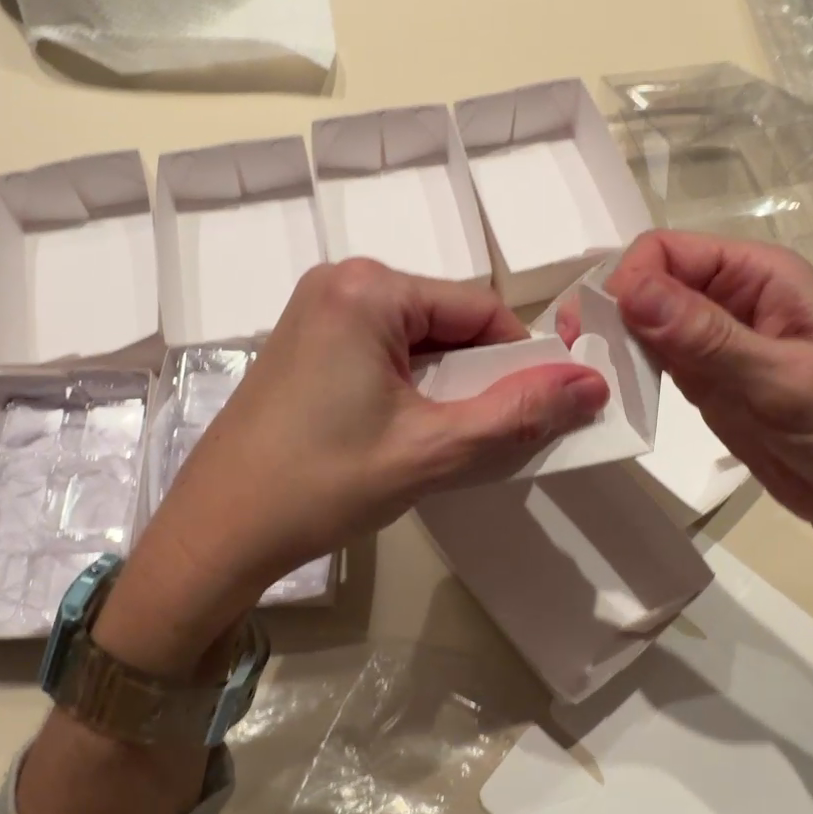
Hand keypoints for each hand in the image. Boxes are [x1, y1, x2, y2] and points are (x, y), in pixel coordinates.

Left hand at [103, 259, 608, 674]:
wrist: (218, 532)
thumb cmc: (323, 484)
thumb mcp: (432, 451)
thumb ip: (517, 414)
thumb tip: (594, 383)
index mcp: (369, 288)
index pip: (480, 309)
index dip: (519, 360)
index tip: (536, 414)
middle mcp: (340, 281)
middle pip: (446, 321)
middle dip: (476, 377)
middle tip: (482, 439)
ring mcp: (314, 312)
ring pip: (415, 340)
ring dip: (443, 388)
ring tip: (440, 444)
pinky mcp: (302, 344)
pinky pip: (380, 352)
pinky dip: (407, 389)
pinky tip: (401, 435)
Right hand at [559, 231, 812, 538]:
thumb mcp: (783, 379)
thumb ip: (706, 336)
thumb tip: (631, 290)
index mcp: (758, 274)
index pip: (669, 251)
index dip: (629, 279)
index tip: (603, 325)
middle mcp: (729, 297)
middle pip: (647, 282)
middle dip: (610, 309)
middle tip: (578, 351)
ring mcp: (710, 341)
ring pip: (641, 322)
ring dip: (611, 341)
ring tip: (586, 372)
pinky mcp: (700, 379)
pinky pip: (649, 361)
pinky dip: (625, 371)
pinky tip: (608, 390)